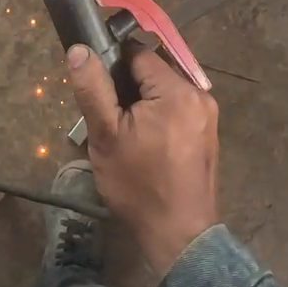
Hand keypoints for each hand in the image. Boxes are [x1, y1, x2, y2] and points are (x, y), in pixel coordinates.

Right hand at [66, 41, 220, 282]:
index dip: (112, 67)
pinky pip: (176, 108)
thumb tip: (80, 49)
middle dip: (127, 87)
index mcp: (178, 91)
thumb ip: (93, 88)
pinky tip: (144, 143)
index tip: (99, 92)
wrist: (178, 237)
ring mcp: (207, 116)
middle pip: (152, 71)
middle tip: (110, 119)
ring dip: (141, 102)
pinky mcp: (207, 134)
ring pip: (163, 90)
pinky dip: (157, 115)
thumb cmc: (139, 184)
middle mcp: (200, 96)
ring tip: (124, 133)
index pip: (138, 54)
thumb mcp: (106, 134)